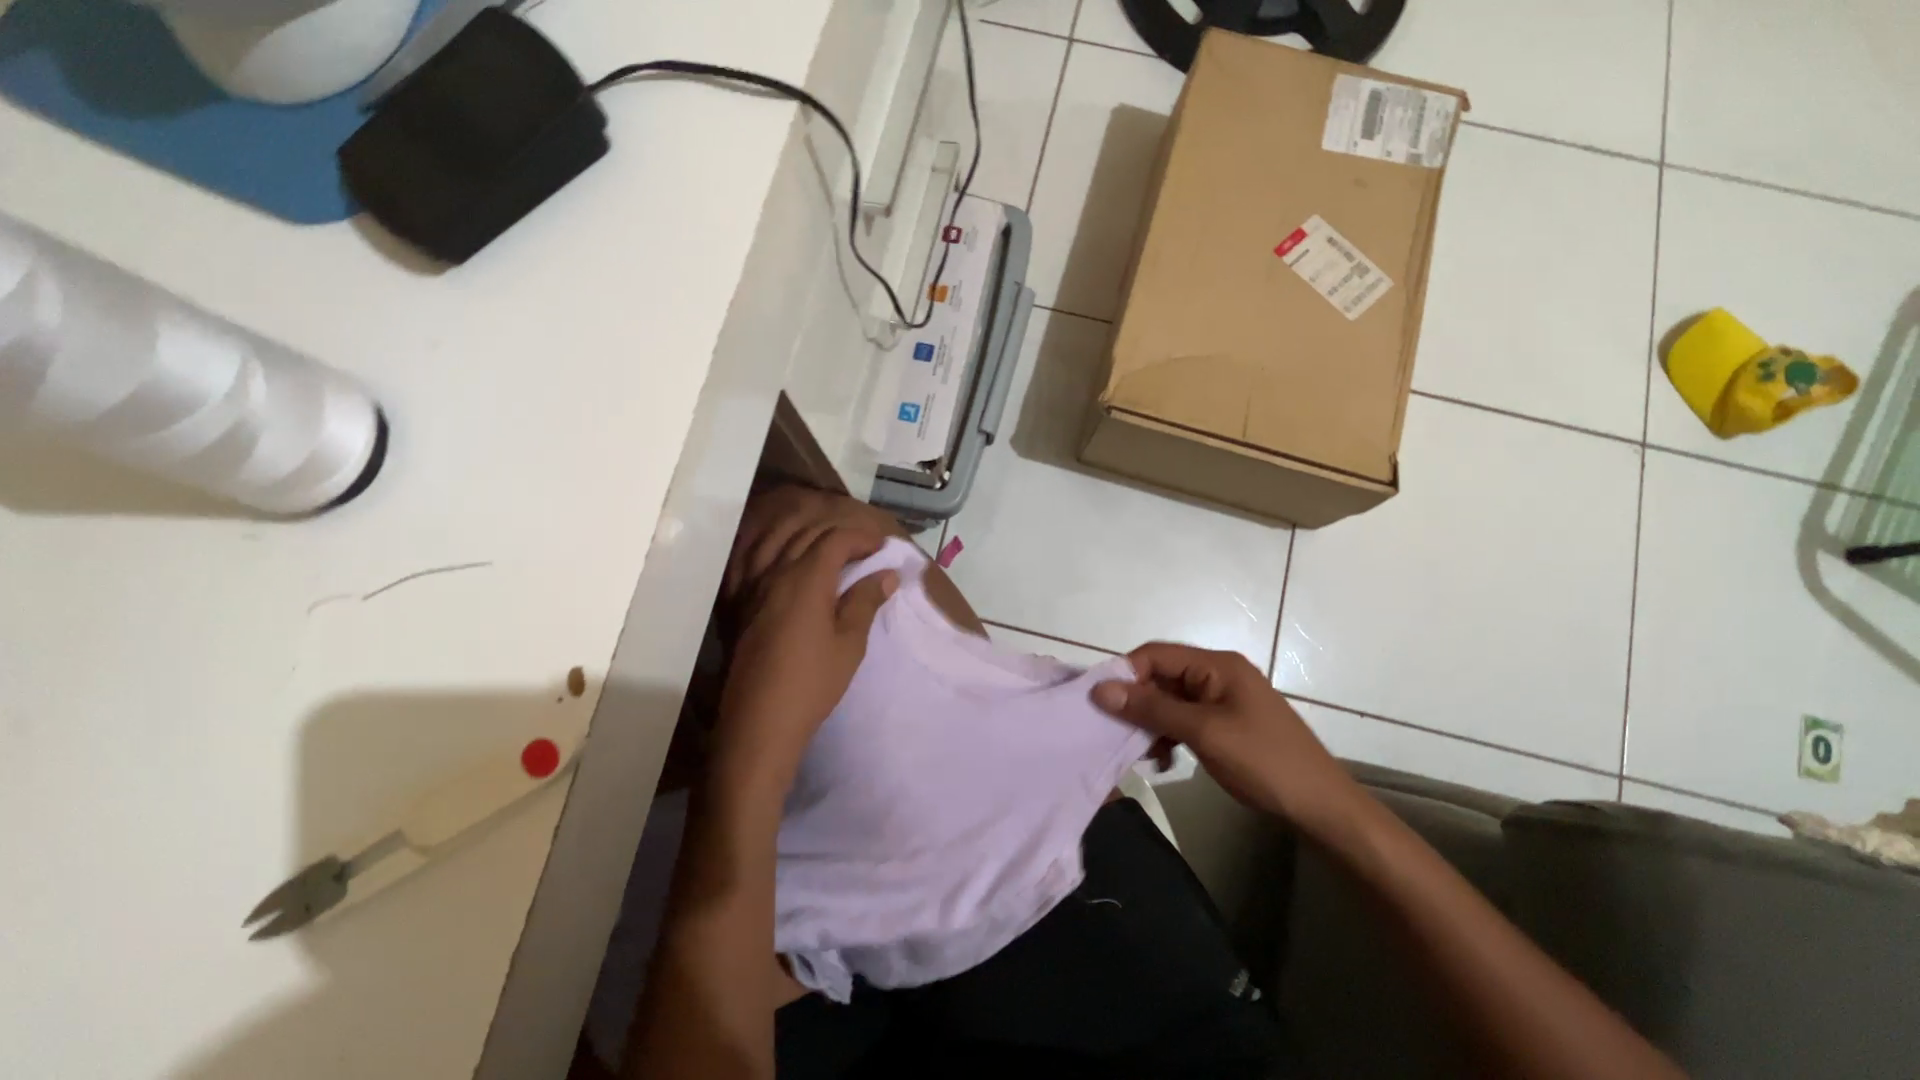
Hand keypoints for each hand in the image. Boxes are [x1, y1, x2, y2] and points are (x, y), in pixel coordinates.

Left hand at [714, 526, 897, 781]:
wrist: (759, 721)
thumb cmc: (812, 683)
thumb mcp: (849, 643)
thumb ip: (865, 601)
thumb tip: (886, 574)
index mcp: (805, 579)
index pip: (835, 540)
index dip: (861, 538)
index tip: (880, 546)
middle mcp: (776, 574)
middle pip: (807, 537)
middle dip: (838, 536)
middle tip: (863, 549)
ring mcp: (754, 589)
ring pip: (782, 546)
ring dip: (809, 541)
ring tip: (832, 554)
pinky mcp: (743, 606)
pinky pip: (762, 564)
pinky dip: (783, 555)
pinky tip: (794, 568)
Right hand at [1092, 643, 1363, 838]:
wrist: (1318, 803)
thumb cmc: (1262, 761)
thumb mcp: (1203, 732)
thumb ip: (1152, 708)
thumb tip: (1101, 689)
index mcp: (1217, 665)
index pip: (1156, 654)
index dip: (1125, 674)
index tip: (1099, 704)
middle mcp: (1218, 674)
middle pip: (1162, 676)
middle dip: (1136, 702)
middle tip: (1113, 732)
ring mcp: (1224, 699)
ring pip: (1171, 700)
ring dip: (1151, 722)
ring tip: (1140, 752)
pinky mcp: (1226, 723)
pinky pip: (1185, 719)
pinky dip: (1169, 735)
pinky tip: (1162, 759)